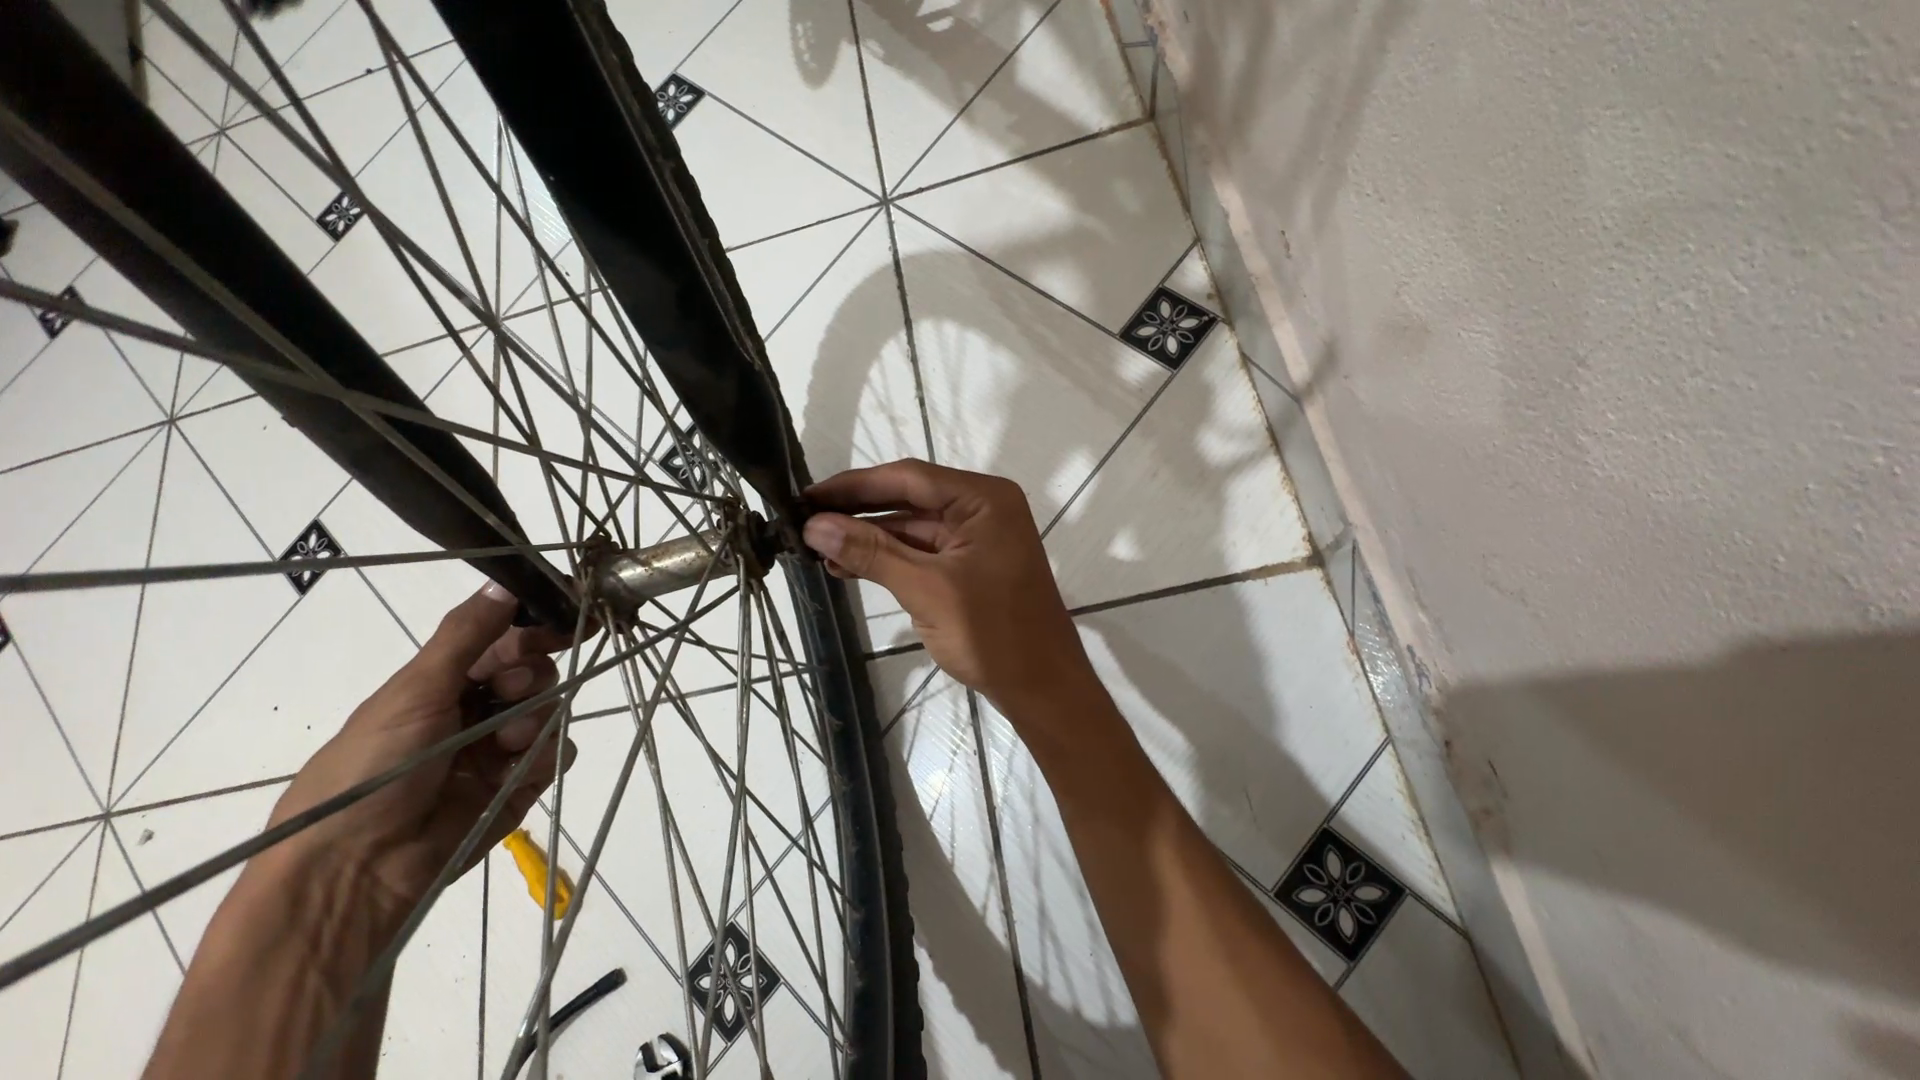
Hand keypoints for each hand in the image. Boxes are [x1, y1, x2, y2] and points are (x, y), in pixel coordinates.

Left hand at [263, 583, 576, 931]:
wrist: (357, 867)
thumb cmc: (372, 768)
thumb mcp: (414, 690)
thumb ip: (466, 635)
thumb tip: (503, 579)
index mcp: (444, 682)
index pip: (504, 640)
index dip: (533, 628)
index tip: (565, 620)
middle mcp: (475, 711)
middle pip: (535, 673)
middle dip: (531, 676)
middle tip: (510, 690)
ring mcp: (500, 751)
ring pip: (551, 712)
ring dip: (538, 718)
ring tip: (508, 743)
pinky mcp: (519, 788)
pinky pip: (557, 756)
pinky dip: (546, 757)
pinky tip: (519, 770)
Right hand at [802, 460, 1097, 716]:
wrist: (1042, 688)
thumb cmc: (992, 633)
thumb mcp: (925, 589)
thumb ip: (870, 552)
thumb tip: (813, 526)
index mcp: (984, 499)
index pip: (908, 477)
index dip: (854, 485)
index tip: (807, 495)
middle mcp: (983, 509)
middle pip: (909, 498)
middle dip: (857, 511)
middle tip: (804, 520)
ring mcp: (978, 538)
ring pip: (912, 527)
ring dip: (868, 538)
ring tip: (816, 549)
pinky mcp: (971, 567)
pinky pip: (922, 552)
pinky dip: (888, 559)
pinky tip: (848, 566)